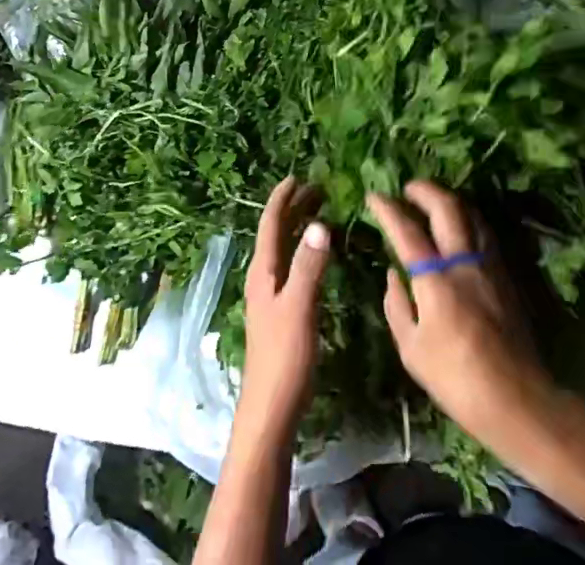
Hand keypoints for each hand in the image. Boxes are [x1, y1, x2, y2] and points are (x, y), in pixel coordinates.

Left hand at [236, 176, 331, 435]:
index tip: (297, 178)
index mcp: (263, 272)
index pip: (270, 225)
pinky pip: (293, 267)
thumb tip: (320, 225)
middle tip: (317, 189)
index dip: (282, 200)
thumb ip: (308, 267)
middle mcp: (264, 278)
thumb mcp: (298, 307)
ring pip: (285, 250)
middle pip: (277, 234)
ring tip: (321, 212)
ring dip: (300, 228)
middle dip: (294, 209)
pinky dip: (306, 251)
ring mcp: (272, 295)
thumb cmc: (284, 356)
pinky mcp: (282, 311)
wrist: (273, 406)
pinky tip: (320, 256)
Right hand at [369, 181, 555, 442]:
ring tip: (433, 202)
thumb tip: (393, 274)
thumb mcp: (411, 350)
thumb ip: (397, 305)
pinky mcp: (507, 277)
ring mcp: (490, 267)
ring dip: (450, 201)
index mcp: (435, 280)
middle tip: (407, 189)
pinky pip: (485, 235)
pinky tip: (460, 230)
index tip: (373, 197)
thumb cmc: (455, 380)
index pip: (407, 230)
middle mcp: (465, 263)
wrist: (518, 401)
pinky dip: (468, 221)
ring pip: (472, 215)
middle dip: (424, 190)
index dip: (387, 209)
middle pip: (447, 208)